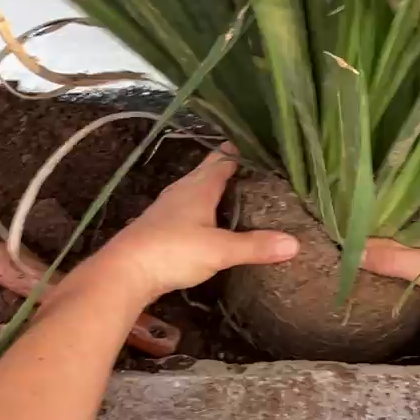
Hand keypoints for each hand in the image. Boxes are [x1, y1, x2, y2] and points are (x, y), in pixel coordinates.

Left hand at [81, 144, 298, 302]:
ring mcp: (166, 209)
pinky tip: (207, 223)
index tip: (259, 148)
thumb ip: (254, 246)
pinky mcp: (158, 228)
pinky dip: (200, 210)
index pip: (222, 160)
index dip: (239, 152)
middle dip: (227, 169)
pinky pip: (185, 211)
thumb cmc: (172, 251)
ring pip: (194, 191)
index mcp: (198, 188)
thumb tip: (295, 243)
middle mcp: (181, 192)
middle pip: (206, 172)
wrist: (124, 271)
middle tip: (254, 171)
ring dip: (212, 190)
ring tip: (235, 195)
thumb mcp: (219, 250)